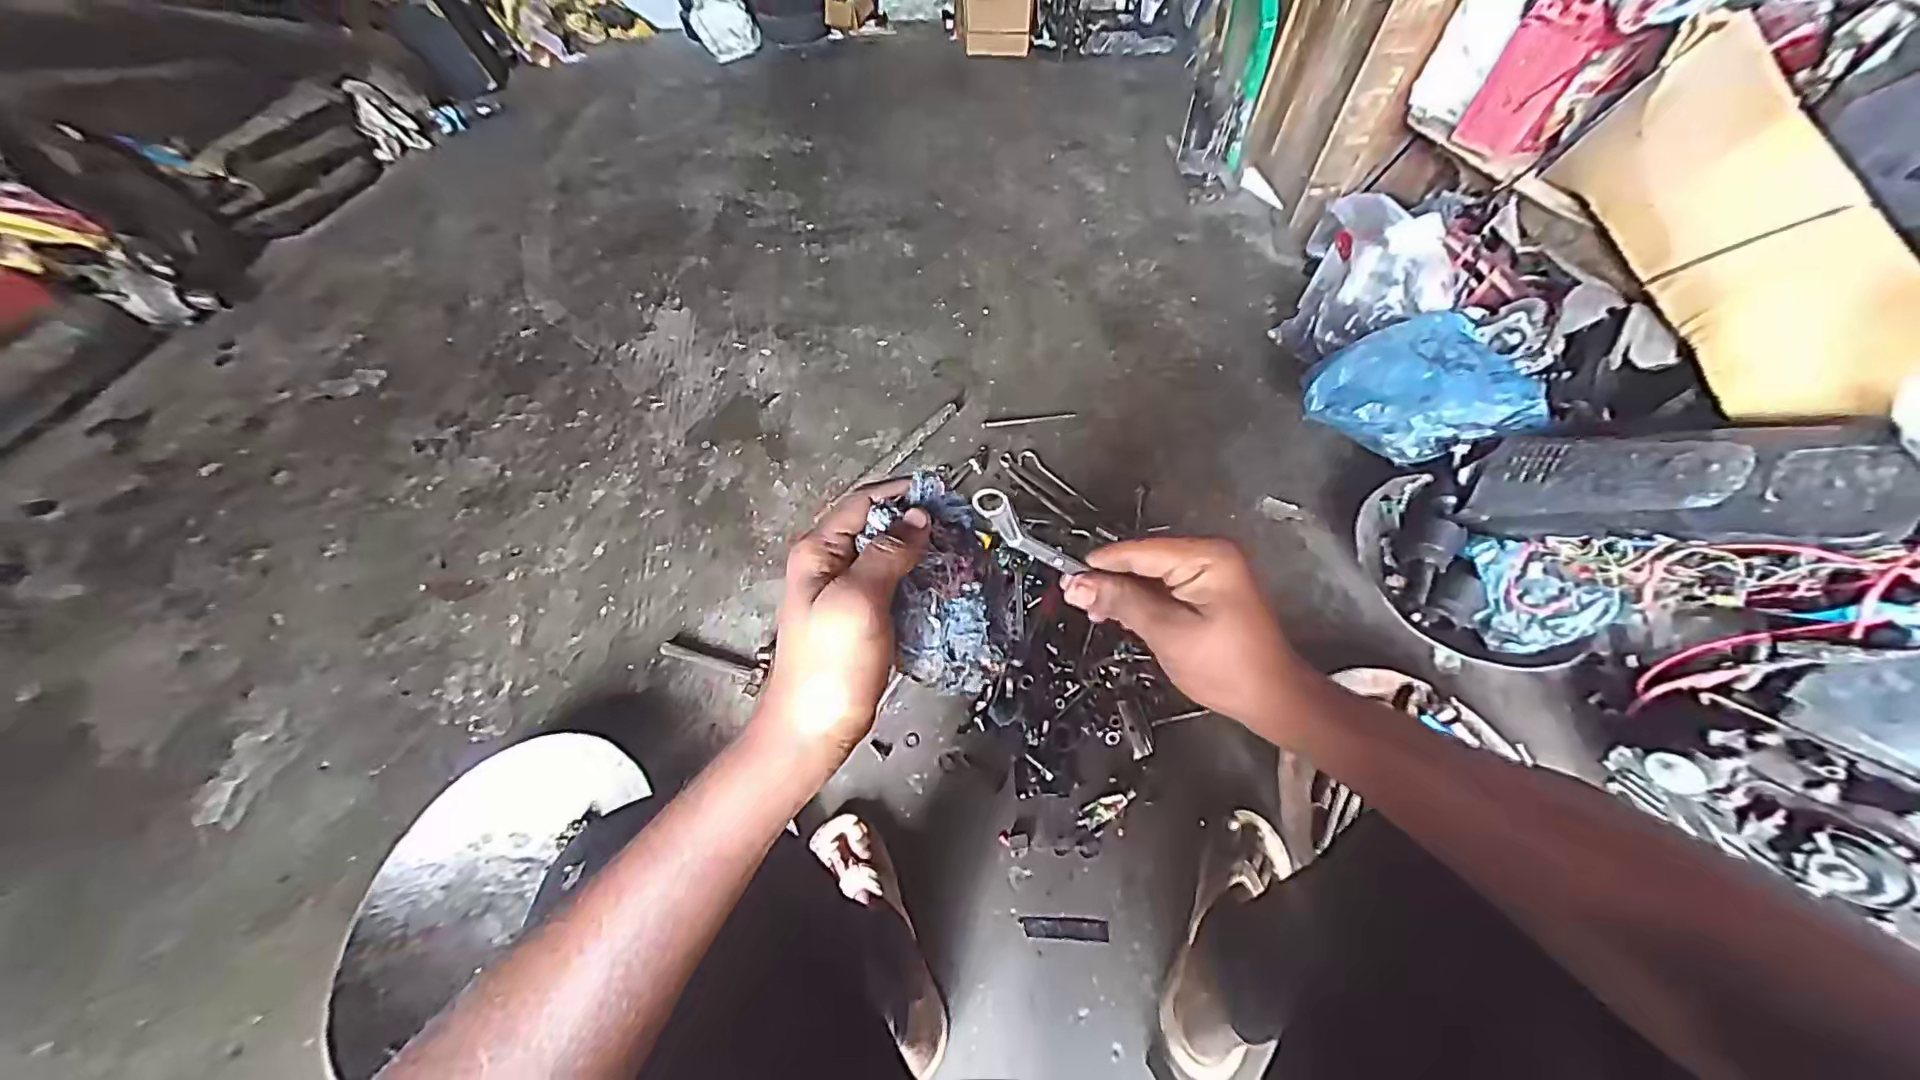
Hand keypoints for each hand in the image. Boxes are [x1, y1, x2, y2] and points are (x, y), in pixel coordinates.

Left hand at [755, 479, 929, 774]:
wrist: (815, 727)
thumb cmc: (825, 668)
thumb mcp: (858, 599)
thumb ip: (888, 553)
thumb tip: (917, 518)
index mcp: (819, 553)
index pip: (864, 502)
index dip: (902, 494)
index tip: (939, 495)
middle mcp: (832, 567)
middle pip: (880, 528)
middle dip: (919, 525)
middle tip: (956, 527)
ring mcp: (849, 593)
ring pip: (893, 558)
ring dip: (924, 555)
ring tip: (957, 555)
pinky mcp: (867, 617)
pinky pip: (898, 588)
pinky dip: (921, 583)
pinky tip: (942, 587)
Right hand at [1062, 538, 1308, 725]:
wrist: (1270, 698)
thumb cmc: (1228, 667)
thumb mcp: (1167, 632)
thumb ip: (1121, 603)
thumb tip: (1079, 585)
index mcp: (1207, 557)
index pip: (1139, 551)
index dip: (1101, 564)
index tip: (1068, 577)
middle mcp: (1209, 555)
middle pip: (1142, 560)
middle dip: (1109, 580)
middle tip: (1078, 600)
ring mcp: (1208, 573)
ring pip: (1148, 574)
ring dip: (1121, 593)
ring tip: (1095, 611)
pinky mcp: (1203, 590)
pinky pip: (1161, 587)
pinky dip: (1139, 601)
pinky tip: (1119, 614)